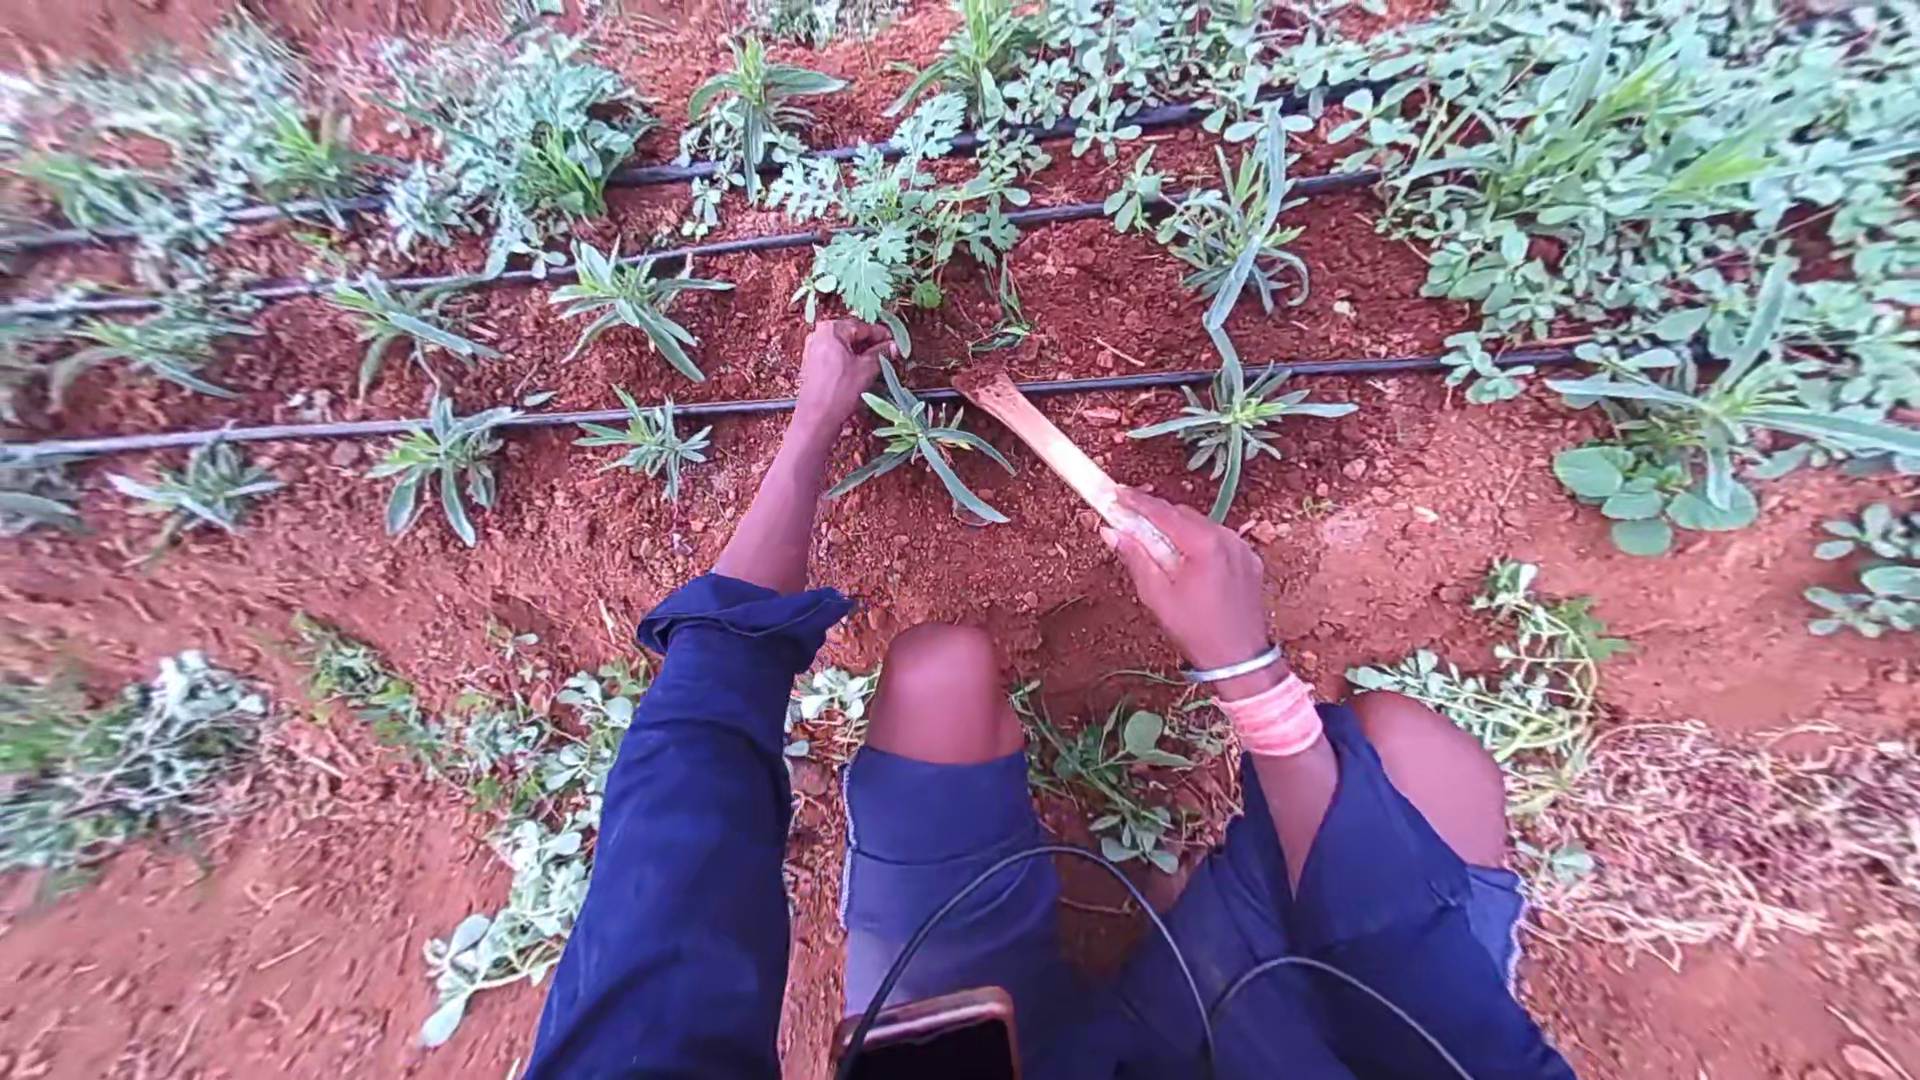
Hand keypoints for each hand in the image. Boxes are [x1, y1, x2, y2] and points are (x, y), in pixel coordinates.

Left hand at [794, 319, 892, 433]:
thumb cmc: (840, 390)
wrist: (817, 416)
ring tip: (877, 364)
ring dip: (861, 353)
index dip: (882, 335)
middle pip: (851, 335)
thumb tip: (893, 346)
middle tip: (888, 354)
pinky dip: (849, 361)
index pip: (863, 327)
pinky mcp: (812, 364)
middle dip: (871, 344)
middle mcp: (819, 334)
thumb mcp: (866, 369)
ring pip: (843, 346)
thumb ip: (881, 353)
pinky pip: (835, 356)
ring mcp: (813, 349)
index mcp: (831, 329)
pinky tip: (860, 371)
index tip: (894, 343)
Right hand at [1102, 487, 1284, 698]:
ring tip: (1154, 541)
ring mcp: (1241, 547)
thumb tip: (1110, 531)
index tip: (1115, 493)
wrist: (1240, 659)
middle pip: (1182, 514)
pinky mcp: (1249, 559)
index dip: (1136, 501)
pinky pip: (1217, 540)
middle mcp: (1226, 538)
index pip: (1163, 512)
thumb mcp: (1156, 595)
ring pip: (1200, 525)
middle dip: (1154, 514)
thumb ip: (1135, 557)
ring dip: (1176, 528)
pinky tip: (1183, 558)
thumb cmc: (1194, 629)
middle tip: (1128, 518)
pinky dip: (1197, 541)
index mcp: (1203, 544)